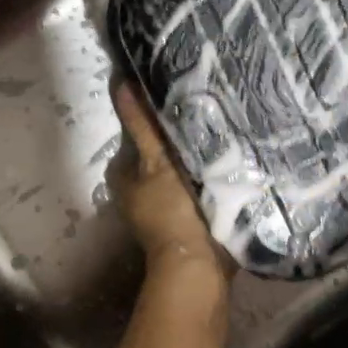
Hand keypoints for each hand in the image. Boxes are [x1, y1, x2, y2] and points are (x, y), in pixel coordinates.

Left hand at [110, 84, 235, 284]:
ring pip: (179, 164)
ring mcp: (166, 204)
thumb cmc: (171, 210)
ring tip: (218, 121)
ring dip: (194, 150)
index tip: (172, 91)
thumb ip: (141, 124)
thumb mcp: (155, 161)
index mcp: (123, 176)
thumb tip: (120, 82)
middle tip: (201, 104)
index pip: (134, 133)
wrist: (200, 264)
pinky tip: (227, 152)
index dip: (148, 112)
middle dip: (174, 133)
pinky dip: (208, 168)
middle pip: (156, 150)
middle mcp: (139, 190)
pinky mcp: (191, 213)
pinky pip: (198, 179)